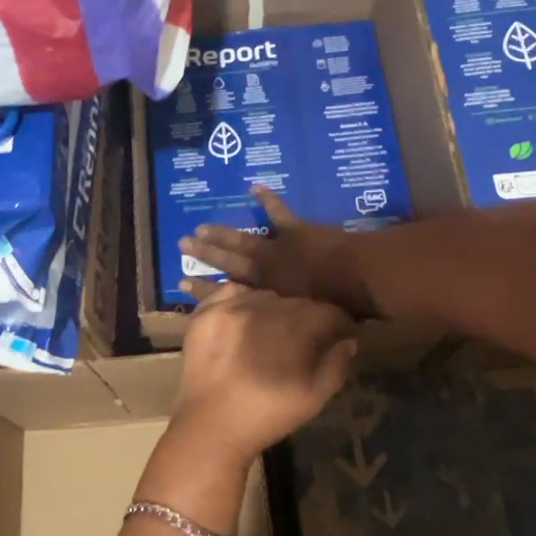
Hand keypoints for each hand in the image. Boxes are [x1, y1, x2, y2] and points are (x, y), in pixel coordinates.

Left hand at [168, 282, 357, 467]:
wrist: (209, 427)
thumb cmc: (266, 416)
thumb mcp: (313, 399)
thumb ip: (336, 366)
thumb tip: (348, 341)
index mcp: (292, 329)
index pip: (326, 311)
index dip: (337, 322)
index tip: (339, 334)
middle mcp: (262, 309)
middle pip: (295, 301)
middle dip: (307, 317)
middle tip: (306, 336)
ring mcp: (230, 308)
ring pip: (265, 295)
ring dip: (275, 308)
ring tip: (273, 329)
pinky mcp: (204, 312)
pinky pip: (230, 291)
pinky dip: (242, 300)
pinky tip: (245, 317)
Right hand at [178, 185, 371, 314]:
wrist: (354, 277)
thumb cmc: (336, 308)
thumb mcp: (310, 325)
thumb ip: (297, 330)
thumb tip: (300, 348)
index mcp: (266, 297)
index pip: (227, 293)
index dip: (204, 290)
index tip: (182, 284)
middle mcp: (265, 272)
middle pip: (228, 262)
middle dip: (205, 255)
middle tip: (182, 244)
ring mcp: (278, 248)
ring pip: (242, 239)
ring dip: (222, 233)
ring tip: (200, 226)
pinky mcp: (295, 230)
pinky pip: (278, 212)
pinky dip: (268, 199)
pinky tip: (254, 187)